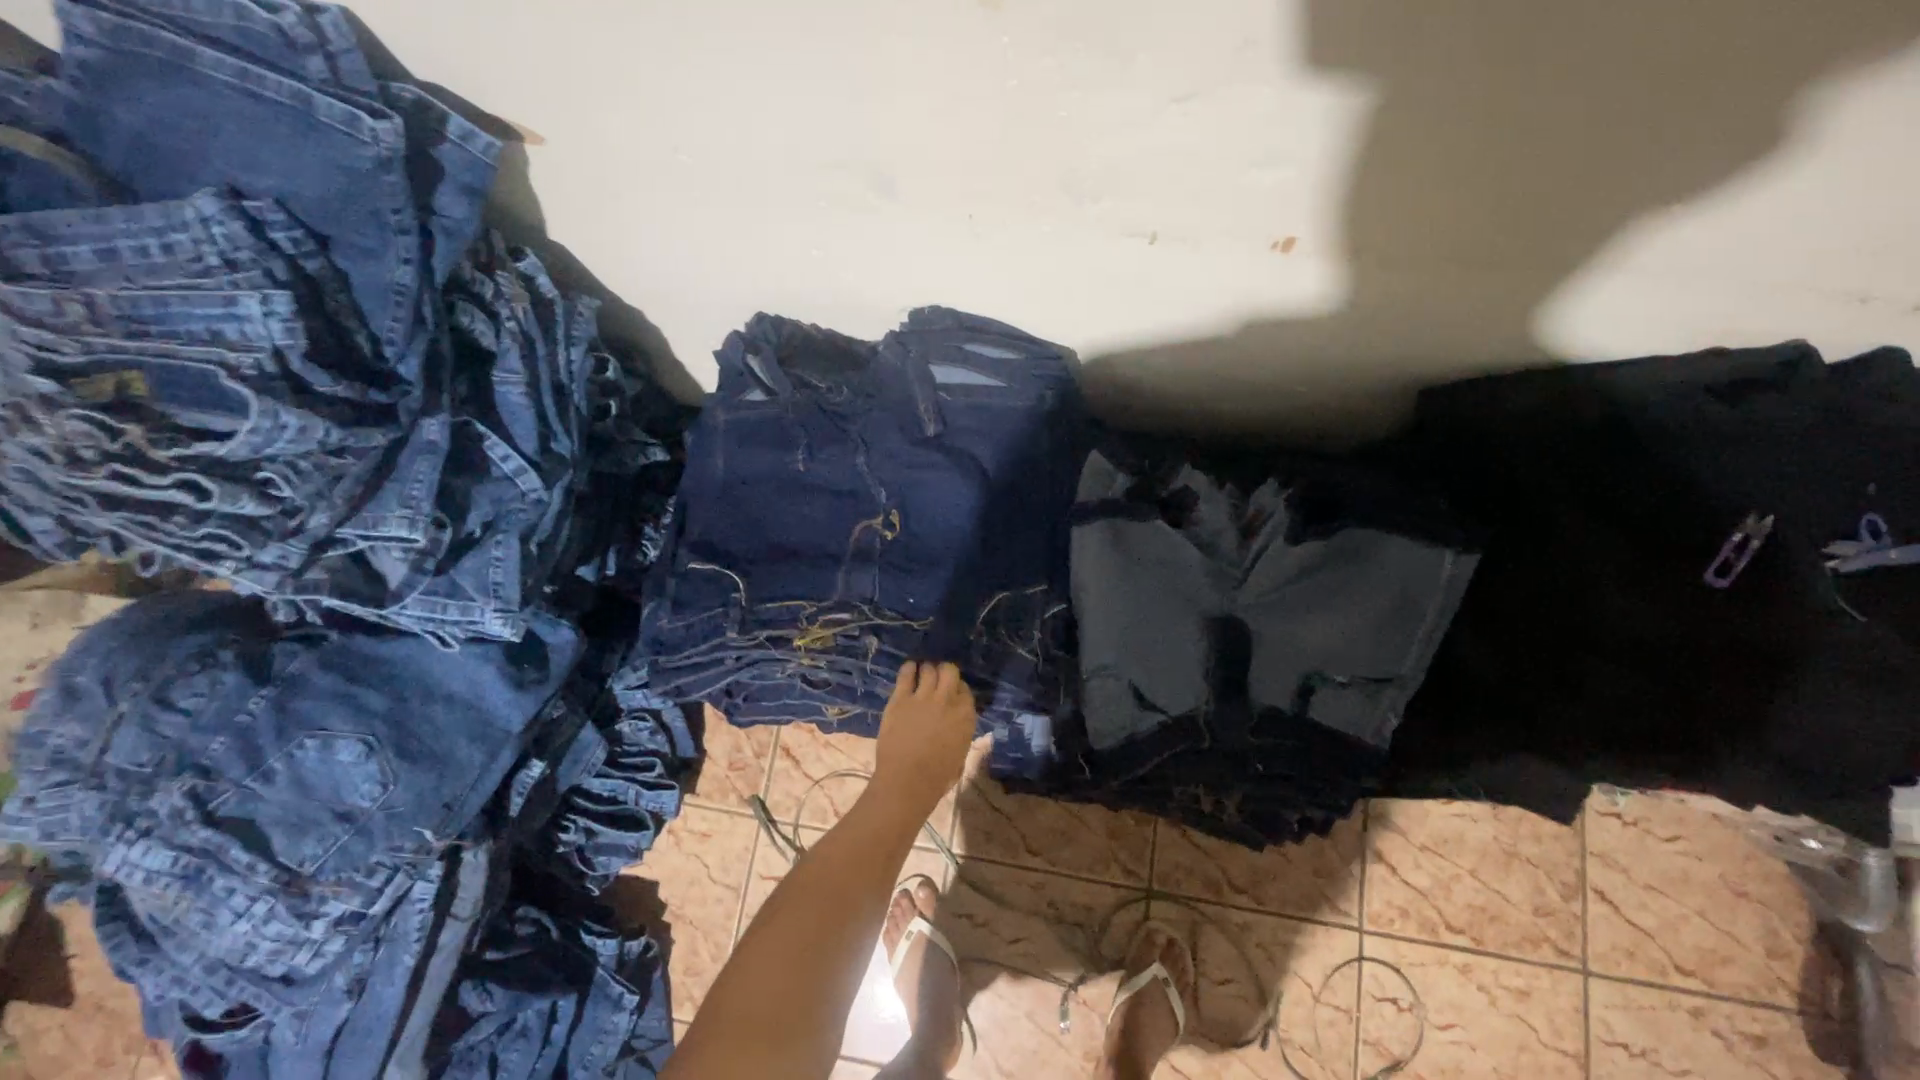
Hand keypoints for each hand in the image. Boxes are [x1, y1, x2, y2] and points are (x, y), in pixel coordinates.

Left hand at [871, 661, 977, 816]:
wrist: (908, 779)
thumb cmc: (938, 776)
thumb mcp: (961, 752)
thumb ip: (960, 731)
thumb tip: (955, 724)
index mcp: (966, 715)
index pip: (965, 690)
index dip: (958, 688)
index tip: (951, 692)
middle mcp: (947, 700)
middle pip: (950, 671)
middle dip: (945, 671)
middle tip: (938, 677)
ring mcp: (923, 697)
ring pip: (929, 669)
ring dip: (927, 669)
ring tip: (922, 671)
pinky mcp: (900, 698)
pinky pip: (906, 674)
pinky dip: (909, 669)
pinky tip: (909, 669)